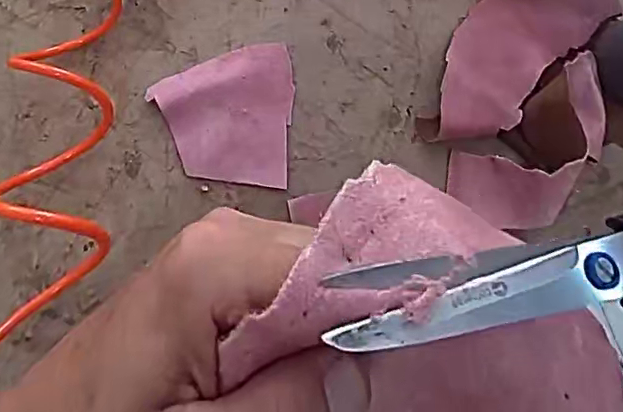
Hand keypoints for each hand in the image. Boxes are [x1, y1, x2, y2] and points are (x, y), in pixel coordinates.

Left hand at [0, 208, 355, 411]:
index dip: (375, 299)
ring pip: (310, 265)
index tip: (407, 338)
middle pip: (324, 258)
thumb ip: (285, 399)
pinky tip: (290, 353)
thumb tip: (362, 365)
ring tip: (319, 369)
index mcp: (218, 257)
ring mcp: (220, 237)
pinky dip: (299, 312)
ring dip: (324, 316)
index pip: (331, 262)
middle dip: (345, 312)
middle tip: (357, 371)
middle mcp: (226, 227)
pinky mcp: (215, 256)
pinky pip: (283, 274)